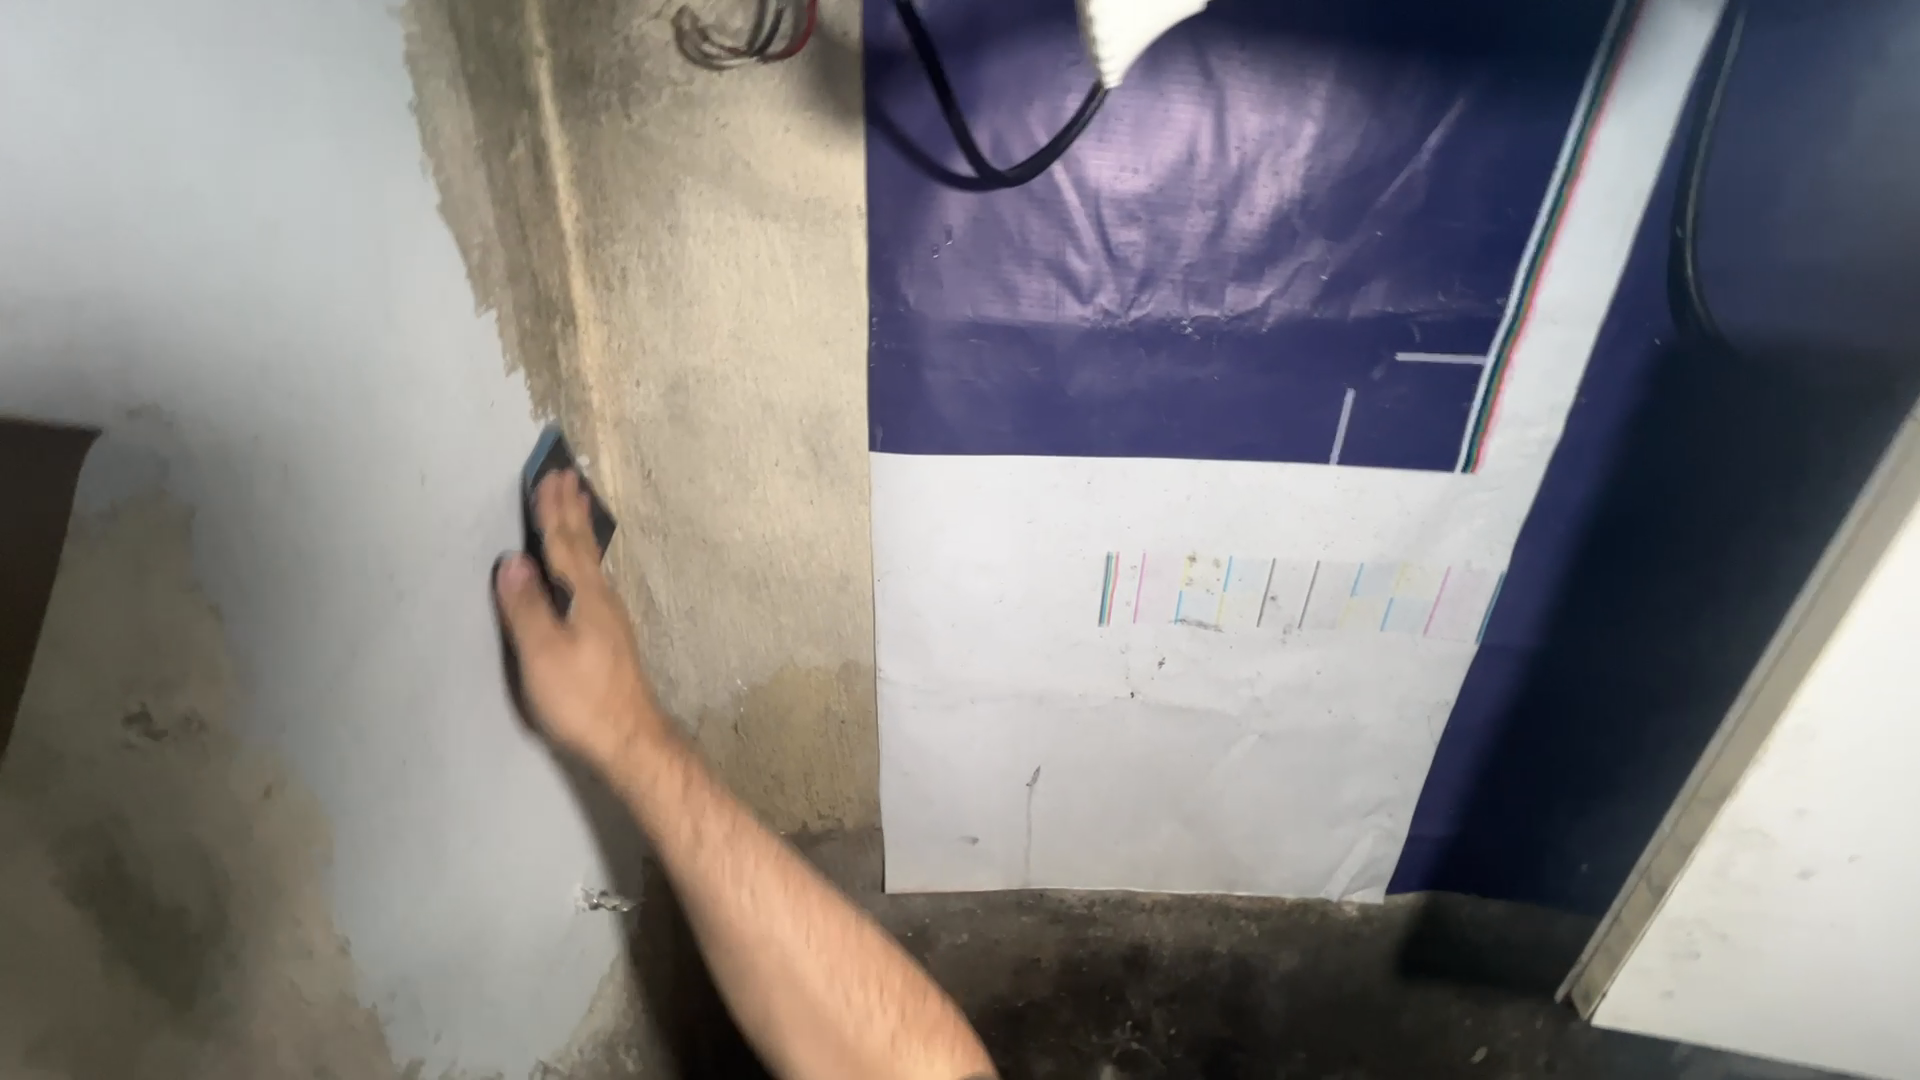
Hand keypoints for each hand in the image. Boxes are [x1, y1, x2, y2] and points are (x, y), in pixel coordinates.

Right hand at [494, 470, 662, 763]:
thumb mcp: (543, 654)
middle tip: (569, 476)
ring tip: (578, 507)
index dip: (554, 512)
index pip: (565, 544)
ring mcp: (610, 617)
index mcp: (587, 597)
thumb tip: (514, 559)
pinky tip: (584, 567)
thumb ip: (527, 607)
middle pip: (584, 547)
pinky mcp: (610, 636)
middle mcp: (603, 599)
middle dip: (572, 512)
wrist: (630, 736)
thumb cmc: (582, 698)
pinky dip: (584, 559)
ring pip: (592, 562)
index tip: (551, 476)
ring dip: (581, 531)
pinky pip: (593, 580)